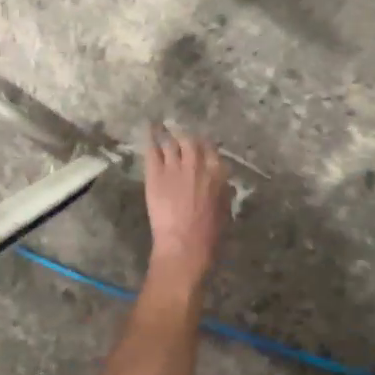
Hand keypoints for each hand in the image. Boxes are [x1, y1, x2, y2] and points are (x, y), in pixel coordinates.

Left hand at [143, 125, 228, 280]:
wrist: (184, 246)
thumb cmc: (209, 236)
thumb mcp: (225, 211)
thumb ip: (222, 191)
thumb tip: (220, 182)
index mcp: (218, 173)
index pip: (211, 149)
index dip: (204, 147)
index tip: (199, 147)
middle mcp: (197, 164)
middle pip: (190, 140)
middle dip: (186, 139)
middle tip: (180, 139)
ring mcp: (174, 166)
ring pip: (172, 141)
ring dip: (169, 136)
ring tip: (163, 129)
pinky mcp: (155, 173)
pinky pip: (152, 149)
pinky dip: (151, 137)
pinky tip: (149, 129)